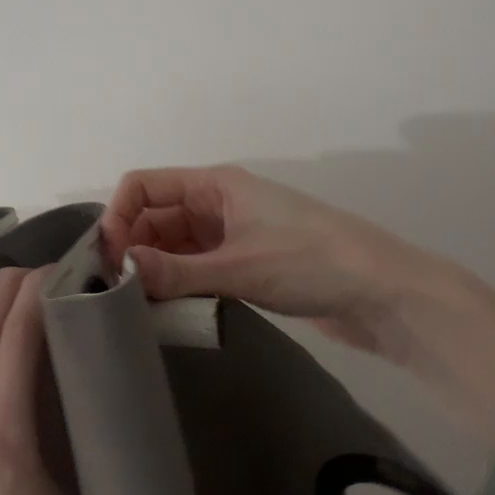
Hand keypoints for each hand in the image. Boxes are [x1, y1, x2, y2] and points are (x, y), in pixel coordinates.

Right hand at [101, 165, 429, 355]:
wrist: (385, 294)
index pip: (145, 185)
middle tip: (116, 290)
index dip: (119, 215)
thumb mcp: (239, 266)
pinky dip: (179, 282)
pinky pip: (198, 266)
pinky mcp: (248, 264)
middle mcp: (219, 203)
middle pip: (156, 215)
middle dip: (133, 245)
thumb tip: (119, 270)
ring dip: (155, 267)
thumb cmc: (311, 263)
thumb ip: (176, 270)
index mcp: (216, 185)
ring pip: (175, 243)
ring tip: (137, 305)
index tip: (108, 259)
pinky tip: (168, 309)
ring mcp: (234, 234)